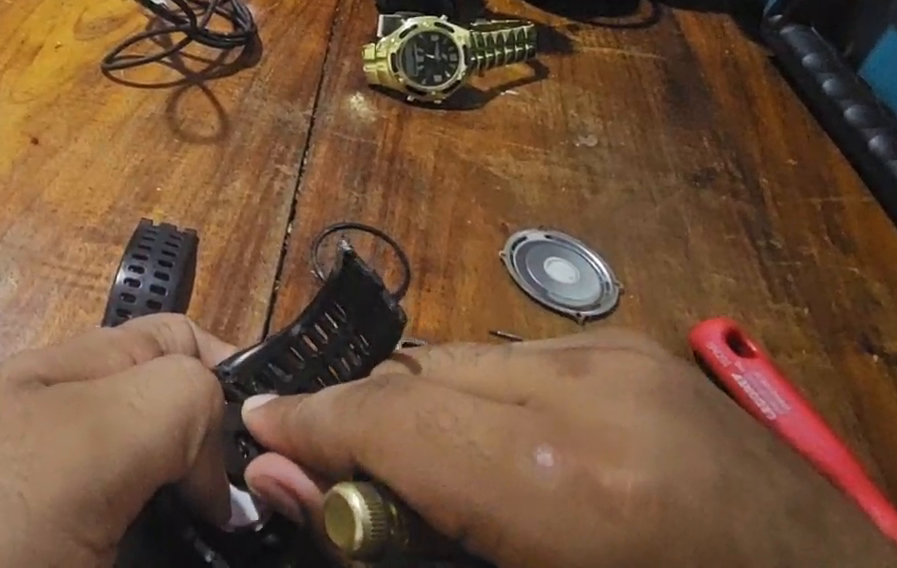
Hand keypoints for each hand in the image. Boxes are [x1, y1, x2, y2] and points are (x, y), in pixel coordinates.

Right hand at [240, 329, 896, 567]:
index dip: (311, 422)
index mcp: (574, 483)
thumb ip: (387, 545)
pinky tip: (503, 454)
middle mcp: (592, 388)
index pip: (390, 417)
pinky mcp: (638, 349)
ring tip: (434, 476)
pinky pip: (509, 359)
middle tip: (347, 478)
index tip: (258, 429)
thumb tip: (280, 476)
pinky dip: (477, 400)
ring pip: (452, 357)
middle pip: (413, 374)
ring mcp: (622, 356)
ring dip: (420, 410)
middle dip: (362, 422)